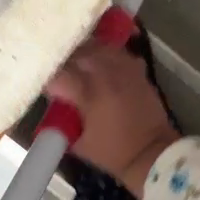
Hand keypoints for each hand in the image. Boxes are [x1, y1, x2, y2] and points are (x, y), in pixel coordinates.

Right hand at [45, 40, 179, 199]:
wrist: (152, 152)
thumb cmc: (113, 153)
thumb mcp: (78, 144)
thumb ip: (62, 123)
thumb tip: (53, 108)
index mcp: (90, 94)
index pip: (59, 75)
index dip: (48, 81)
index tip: (47, 89)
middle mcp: (106, 75)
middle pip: (77, 53)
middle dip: (64, 62)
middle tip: (58, 74)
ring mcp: (124, 69)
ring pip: (97, 46)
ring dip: (83, 52)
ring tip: (76, 63)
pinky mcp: (137, 70)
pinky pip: (116, 52)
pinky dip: (104, 53)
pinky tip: (99, 63)